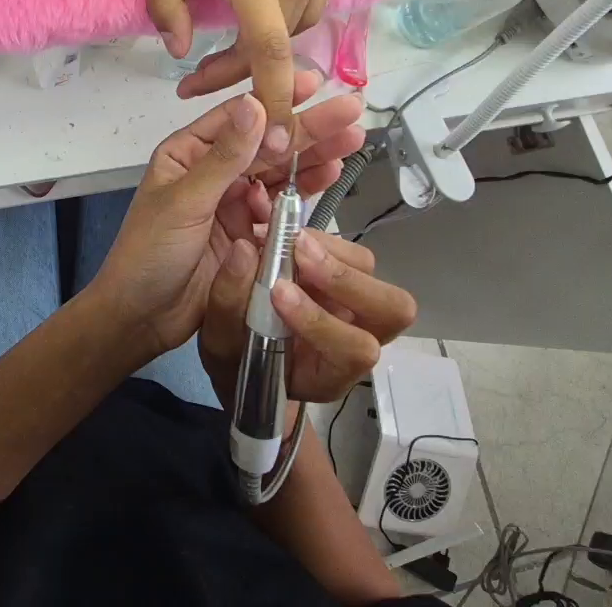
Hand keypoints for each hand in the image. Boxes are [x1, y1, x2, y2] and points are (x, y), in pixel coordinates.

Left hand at [85, 72, 363, 358]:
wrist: (142, 317)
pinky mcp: (247, 233)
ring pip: (278, 173)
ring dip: (313, 157)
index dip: (275, 101)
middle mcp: (211, 171)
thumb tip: (254, 103)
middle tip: (352, 112)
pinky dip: (305, 193)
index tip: (314, 85)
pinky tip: (331, 175)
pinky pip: (281, 207)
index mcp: (187, 153)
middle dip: (307, 129)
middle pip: (265, 144)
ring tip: (353, 141)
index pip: (237, 118)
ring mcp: (231, 202)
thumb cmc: (150, 252)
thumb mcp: (185, 202)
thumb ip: (224, 157)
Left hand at [150, 0, 334, 139]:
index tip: (275, 140)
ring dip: (257, 50)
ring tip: (214, 49)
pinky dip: (277, 26)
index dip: (272, 99)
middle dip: (237, 74)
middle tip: (191, 79)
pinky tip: (249, 19)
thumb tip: (179, 53)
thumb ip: (165, 6)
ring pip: (292, 33)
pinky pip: (306, 11)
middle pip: (275, 49)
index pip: (271, 51)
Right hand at [199, 228, 416, 405]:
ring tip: (289, 239)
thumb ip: (229, 302)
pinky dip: (323, 240)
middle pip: (392, 309)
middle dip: (344, 278)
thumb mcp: (219, 341)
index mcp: (329, 374)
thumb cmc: (236, 357)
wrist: (243, 351)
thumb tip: (243, 249)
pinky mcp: (343, 280)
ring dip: (332, 252)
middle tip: (298, 249)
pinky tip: (289, 238)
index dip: (321, 320)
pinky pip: (351, 254)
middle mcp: (355, 341)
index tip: (277, 292)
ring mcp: (355, 308)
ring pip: (372, 273)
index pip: (352, 350)